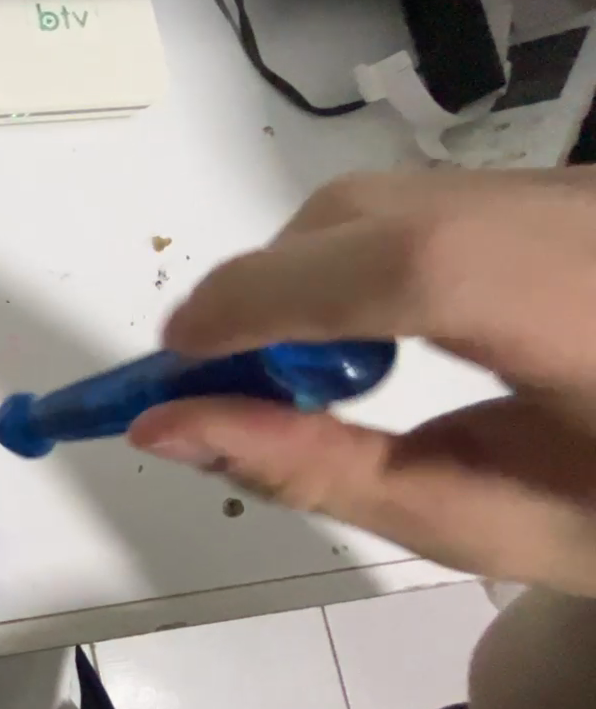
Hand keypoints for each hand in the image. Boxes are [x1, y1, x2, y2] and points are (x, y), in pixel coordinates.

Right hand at [129, 166, 595, 595]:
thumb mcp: (472, 521)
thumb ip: (306, 470)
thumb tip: (156, 426)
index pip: (420, 269)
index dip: (268, 299)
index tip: (181, 360)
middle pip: (369, 219)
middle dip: (263, 292)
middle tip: (238, 377)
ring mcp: (585, 193)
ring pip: (377, 203)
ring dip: (298, 276)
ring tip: (323, 361)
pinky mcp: (564, 187)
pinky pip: (412, 204)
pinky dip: (346, 262)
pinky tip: (384, 327)